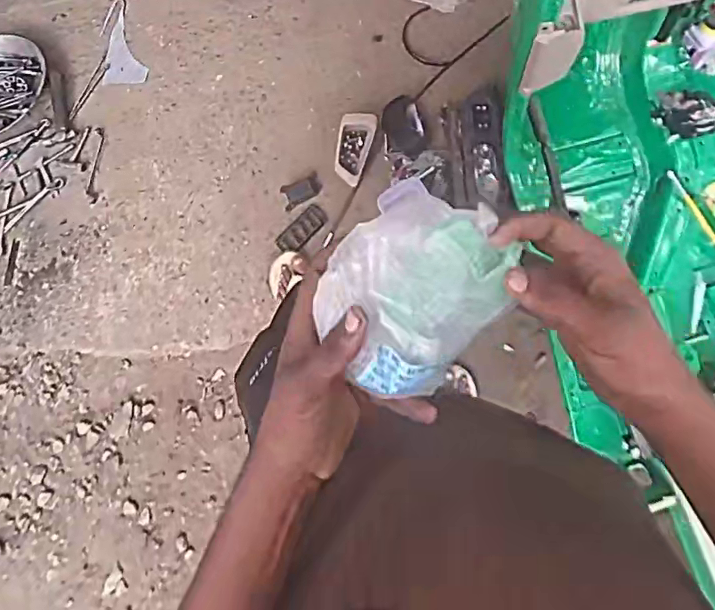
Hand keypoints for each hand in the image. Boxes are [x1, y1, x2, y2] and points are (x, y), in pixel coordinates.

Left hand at [249, 280, 436, 484]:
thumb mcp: (308, 382)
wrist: (294, 471)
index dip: (331, 261)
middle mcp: (326, 343)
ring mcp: (344, 367)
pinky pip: (387, 387)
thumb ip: (334, 350)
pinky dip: (405, 396)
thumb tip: (360, 314)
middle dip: (374, 293)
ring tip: (427, 332)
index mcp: (306, 332)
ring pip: (375, 345)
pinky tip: (427, 406)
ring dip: (398, 343)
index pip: (315, 285)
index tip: (357, 243)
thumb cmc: (288, 423)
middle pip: (351, 308)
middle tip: (403, 276)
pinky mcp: (359, 392)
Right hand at [493, 211, 693, 413]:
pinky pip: (534, 288)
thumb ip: (551, 300)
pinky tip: (494, 292)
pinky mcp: (564, 309)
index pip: (552, 226)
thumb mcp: (594, 326)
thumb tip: (508, 277)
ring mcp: (572, 287)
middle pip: (540, 238)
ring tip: (478, 265)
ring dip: (510, 262)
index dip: (521, 225)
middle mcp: (582, 265)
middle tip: (478, 245)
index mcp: (596, 258)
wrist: (652, 399)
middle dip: (511, 237)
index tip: (492, 238)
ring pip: (535, 263)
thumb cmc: (634, 357)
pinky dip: (515, 287)